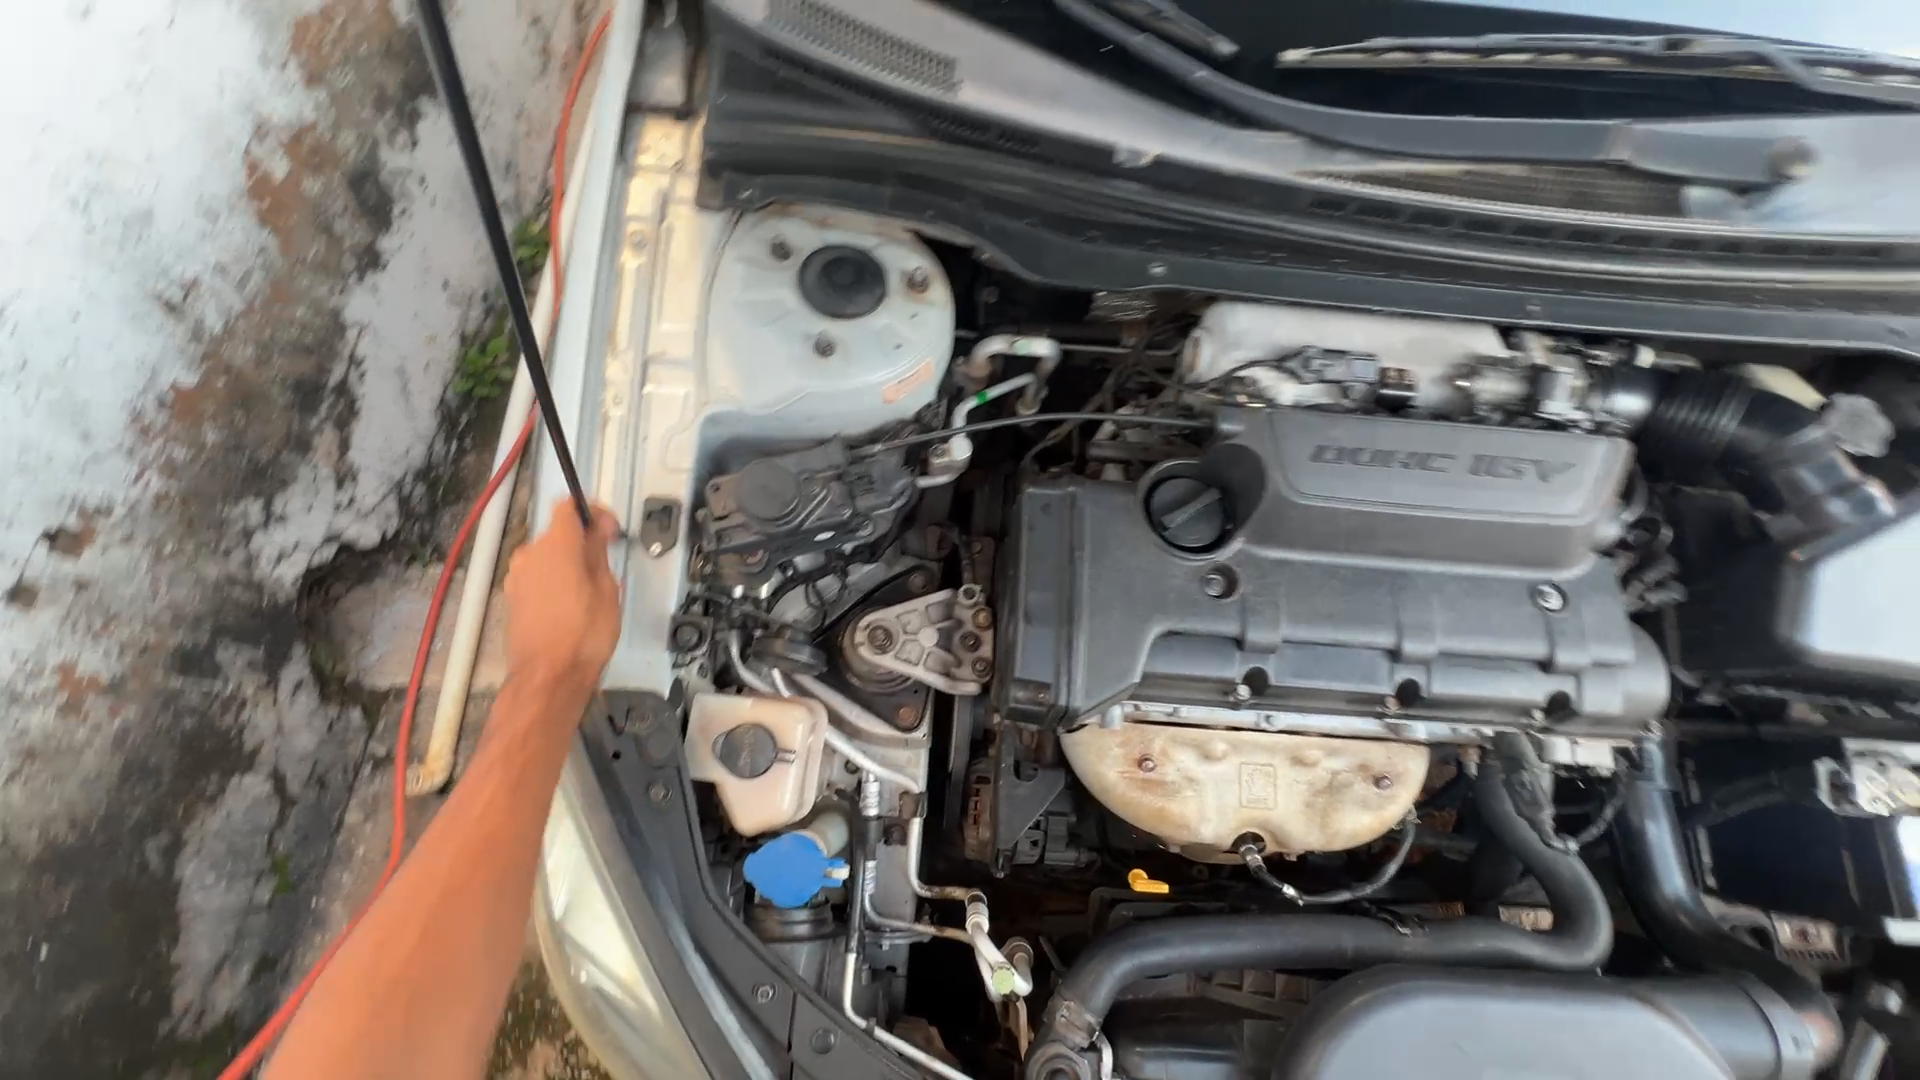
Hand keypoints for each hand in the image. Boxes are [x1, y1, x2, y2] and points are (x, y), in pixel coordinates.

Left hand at [503, 498, 621, 689]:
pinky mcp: (512, 597)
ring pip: (547, 556)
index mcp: (556, 546)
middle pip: (557, 533)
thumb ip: (598, 551)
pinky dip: (556, 580)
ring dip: (569, 562)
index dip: (592, 512)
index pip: (568, 508)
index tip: (611, 530)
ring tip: (592, 589)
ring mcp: (516, 577)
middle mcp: (529, 555)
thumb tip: (598, 527)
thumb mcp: (606, 588)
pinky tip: (573, 604)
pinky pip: (538, 576)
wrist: (549, 676)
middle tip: (607, 564)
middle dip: (583, 542)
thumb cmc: (586, 632)